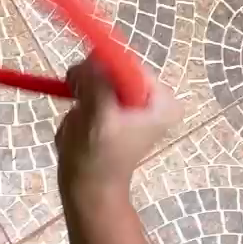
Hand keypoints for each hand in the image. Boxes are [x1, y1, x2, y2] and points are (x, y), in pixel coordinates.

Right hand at [56, 54, 182, 200]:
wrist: (88, 189)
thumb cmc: (98, 159)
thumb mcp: (99, 117)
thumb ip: (99, 83)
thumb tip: (95, 54)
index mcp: (161, 100)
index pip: (128, 62)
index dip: (102, 66)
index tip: (82, 83)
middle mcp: (151, 97)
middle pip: (112, 66)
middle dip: (91, 80)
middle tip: (81, 103)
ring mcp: (132, 101)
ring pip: (98, 74)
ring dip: (83, 90)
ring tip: (81, 116)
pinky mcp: (114, 106)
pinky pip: (92, 85)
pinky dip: (81, 97)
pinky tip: (81, 118)